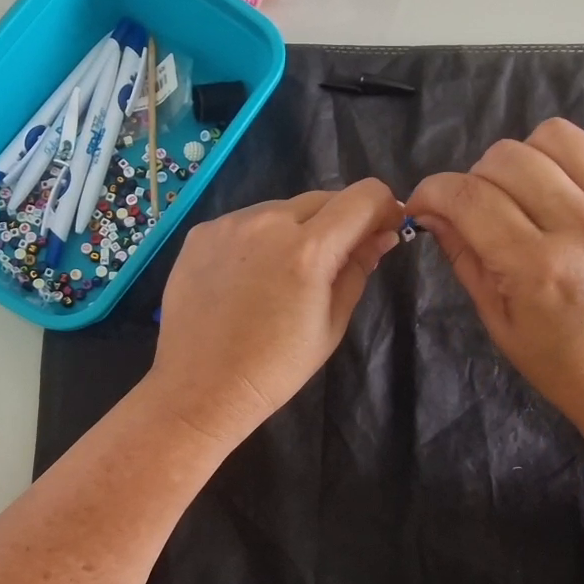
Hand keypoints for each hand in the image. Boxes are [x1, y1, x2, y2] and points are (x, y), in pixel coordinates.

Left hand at [148, 178, 405, 442]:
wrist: (202, 387)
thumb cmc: (275, 368)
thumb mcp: (331, 325)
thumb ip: (357, 269)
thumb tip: (381, 235)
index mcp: (309, 249)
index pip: (364, 196)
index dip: (382, 208)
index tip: (382, 230)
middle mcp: (268, 223)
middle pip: (322, 198)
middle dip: (339, 221)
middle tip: (332, 261)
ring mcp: (229, 224)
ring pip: (281, 209)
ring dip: (296, 229)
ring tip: (282, 275)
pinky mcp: (201, 233)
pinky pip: (244, 223)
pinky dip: (258, 239)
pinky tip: (246, 278)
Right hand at [406, 119, 583, 436]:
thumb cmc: (556, 362)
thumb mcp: (496, 319)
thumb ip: (463, 256)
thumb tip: (430, 213)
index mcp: (536, 266)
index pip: (469, 198)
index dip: (432, 192)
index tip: (421, 204)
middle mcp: (577, 225)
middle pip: (504, 158)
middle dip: (471, 179)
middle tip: (472, 212)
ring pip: (548, 137)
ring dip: (517, 160)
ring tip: (514, 195)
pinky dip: (559, 155)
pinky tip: (550, 186)